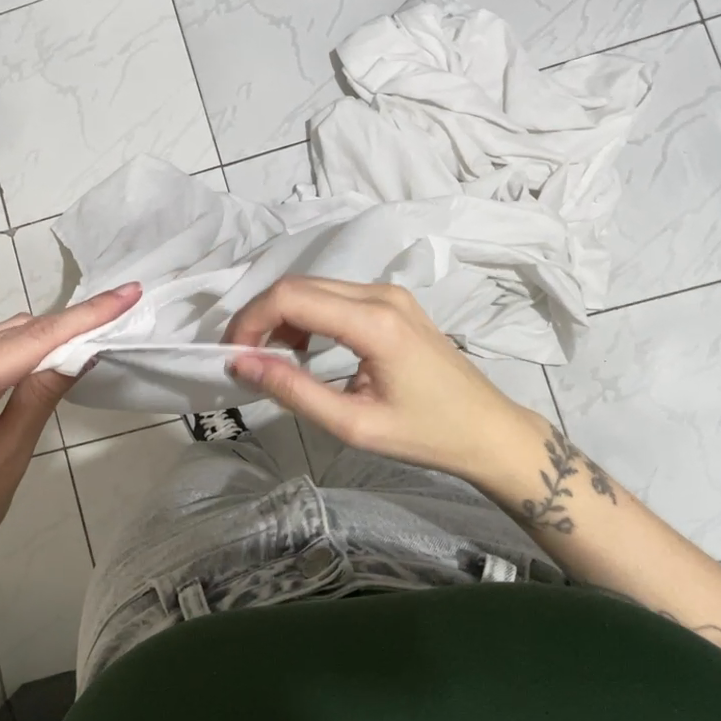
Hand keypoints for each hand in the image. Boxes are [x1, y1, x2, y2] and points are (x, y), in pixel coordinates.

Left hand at [0, 282, 141, 592]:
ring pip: (7, 337)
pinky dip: (28, 346)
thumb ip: (39, 399)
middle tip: (125, 309)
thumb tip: (79, 350)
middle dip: (74, 319)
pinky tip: (56, 351)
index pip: (33, 340)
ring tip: (101, 326)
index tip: (128, 294)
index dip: (84, 316)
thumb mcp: (7, 462)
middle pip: (20, 332)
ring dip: (53, 331)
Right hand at [223, 276, 545, 479]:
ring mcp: (389, 293)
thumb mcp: (353, 425)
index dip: (251, 320)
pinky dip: (306, 315)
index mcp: (374, 323)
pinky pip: (333, 294)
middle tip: (243, 357)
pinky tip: (303, 349)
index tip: (232, 354)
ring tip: (271, 358)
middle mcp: (380, 294)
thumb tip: (240, 364)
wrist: (488, 430)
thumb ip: (293, 391)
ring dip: (281, 316)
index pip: (291, 297)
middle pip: (298, 285)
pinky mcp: (392, 301)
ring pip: (313, 286)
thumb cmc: (425, 435)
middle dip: (260, 317)